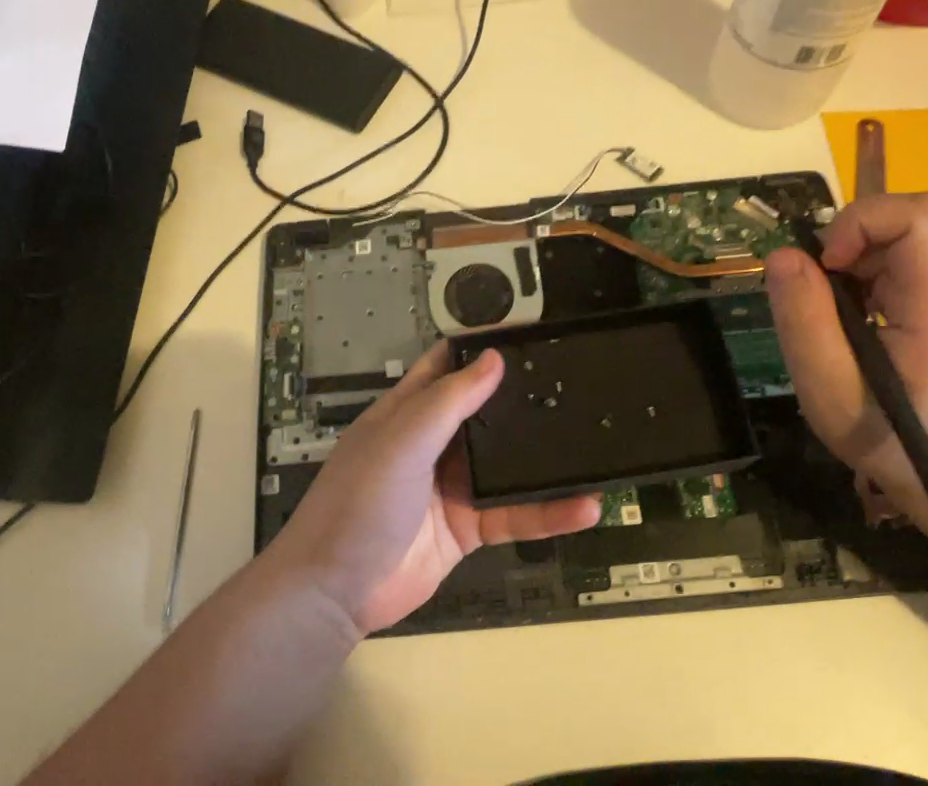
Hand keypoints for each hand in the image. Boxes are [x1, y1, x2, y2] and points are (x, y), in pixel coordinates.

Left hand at [263, 344, 601, 633]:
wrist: (334, 591)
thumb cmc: (359, 502)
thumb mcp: (401, 441)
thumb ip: (448, 401)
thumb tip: (494, 359)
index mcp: (406, 413)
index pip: (446, 367)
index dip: (482, 350)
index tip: (530, 337)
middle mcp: (431, 445)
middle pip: (484, 414)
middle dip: (523, 400)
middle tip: (578, 386)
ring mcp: (450, 488)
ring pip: (506, 466)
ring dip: (544, 461)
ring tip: (593, 447)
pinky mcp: (467, 529)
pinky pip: (514, 515)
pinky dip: (548, 513)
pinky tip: (585, 508)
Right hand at [765, 193, 927, 514]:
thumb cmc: (893, 440)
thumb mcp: (829, 389)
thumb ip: (804, 319)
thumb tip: (783, 254)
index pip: (918, 215)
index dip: (861, 222)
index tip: (827, 267)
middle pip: (910, 220)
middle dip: (852, 243)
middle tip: (825, 296)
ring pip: (904, 240)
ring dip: (858, 264)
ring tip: (841, 321)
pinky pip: (908, 263)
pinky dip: (871, 279)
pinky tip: (862, 327)